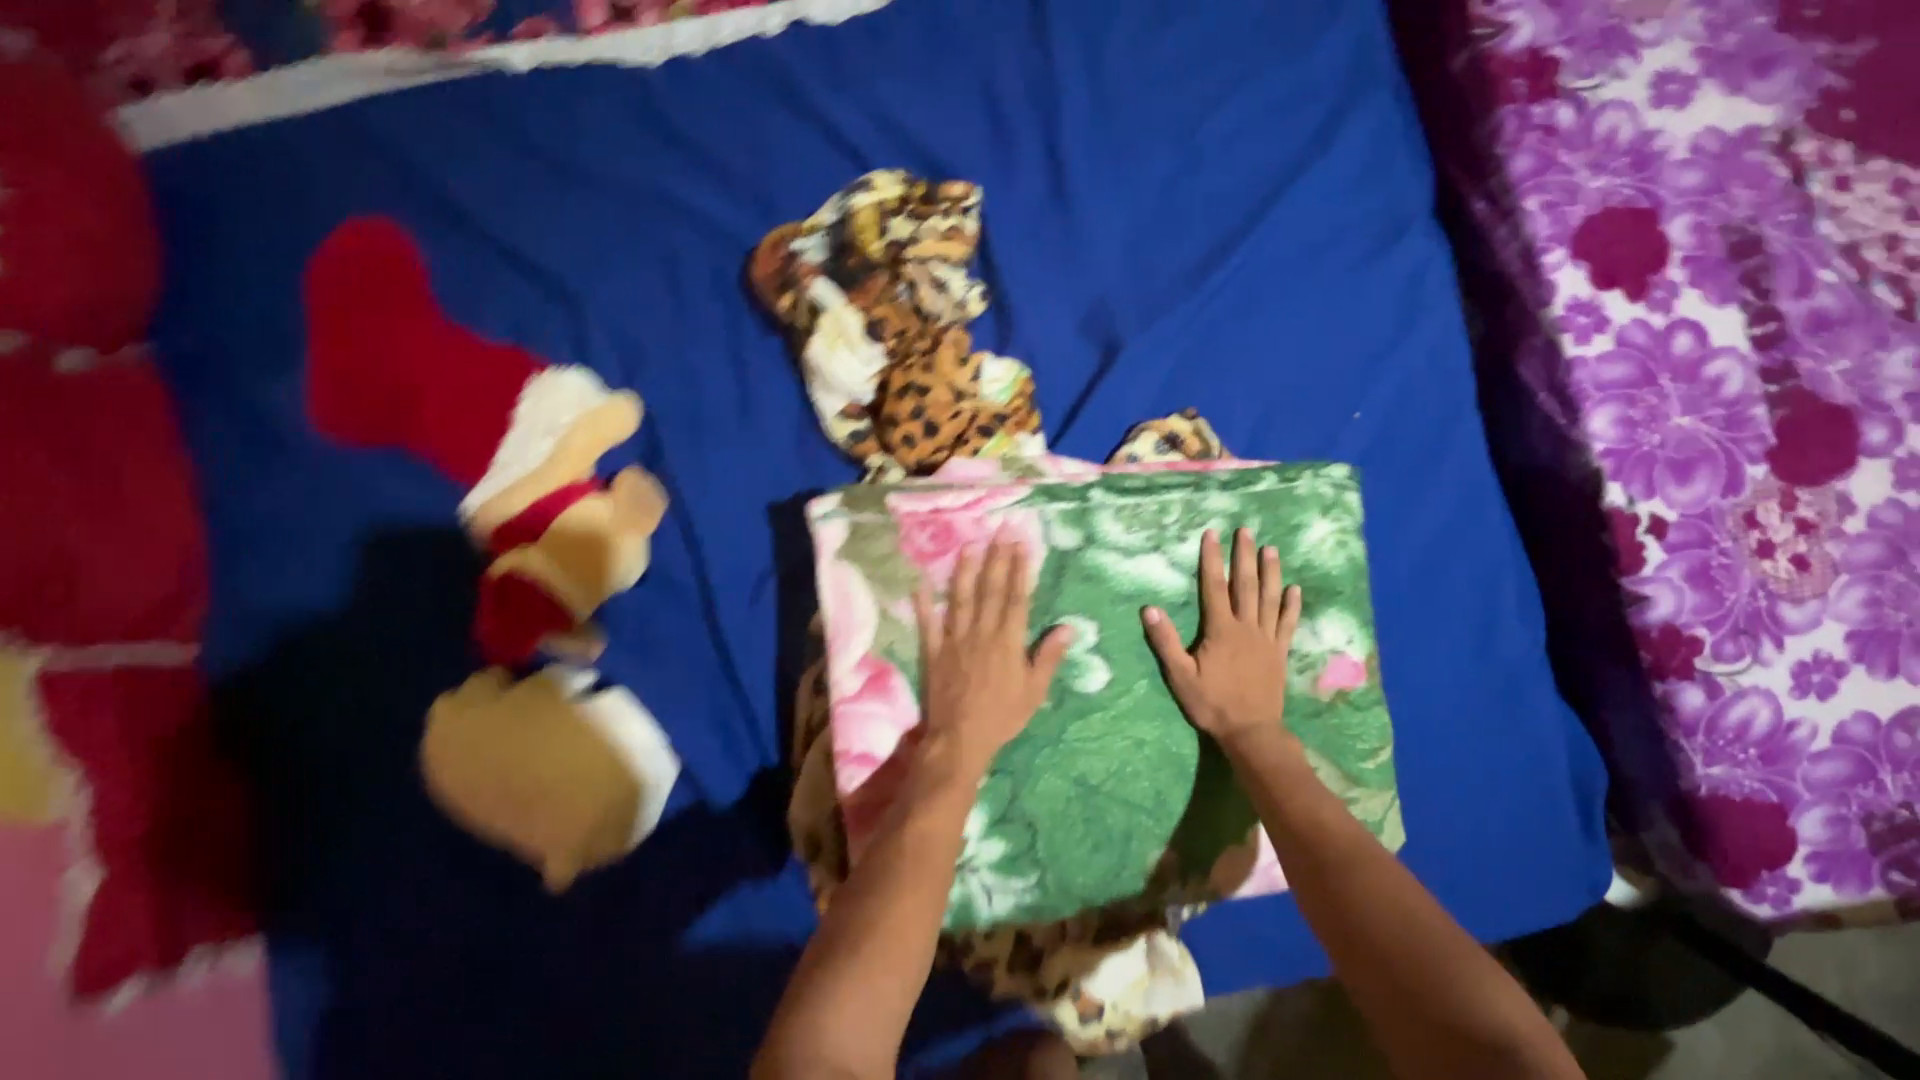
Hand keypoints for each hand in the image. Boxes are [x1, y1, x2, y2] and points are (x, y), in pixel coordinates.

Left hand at [914, 532, 1073, 776]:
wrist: (960, 738)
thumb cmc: (1002, 717)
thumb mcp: (1034, 691)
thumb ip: (1048, 656)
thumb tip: (1068, 627)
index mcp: (1008, 641)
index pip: (1016, 597)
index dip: (1019, 568)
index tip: (1021, 543)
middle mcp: (981, 633)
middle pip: (990, 590)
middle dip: (996, 558)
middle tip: (999, 531)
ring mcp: (954, 640)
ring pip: (960, 599)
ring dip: (964, 571)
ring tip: (968, 545)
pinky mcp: (933, 651)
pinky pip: (927, 623)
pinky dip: (923, 603)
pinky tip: (920, 582)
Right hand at [1142, 527, 1302, 750]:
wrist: (1251, 731)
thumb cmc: (1211, 704)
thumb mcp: (1179, 675)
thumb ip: (1165, 641)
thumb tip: (1149, 609)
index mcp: (1221, 630)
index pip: (1214, 586)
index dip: (1212, 559)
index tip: (1212, 534)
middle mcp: (1247, 627)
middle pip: (1246, 585)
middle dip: (1245, 556)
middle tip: (1246, 530)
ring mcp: (1267, 639)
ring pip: (1270, 598)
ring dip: (1270, 572)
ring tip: (1271, 549)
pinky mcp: (1280, 653)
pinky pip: (1288, 623)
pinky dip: (1291, 605)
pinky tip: (1294, 589)